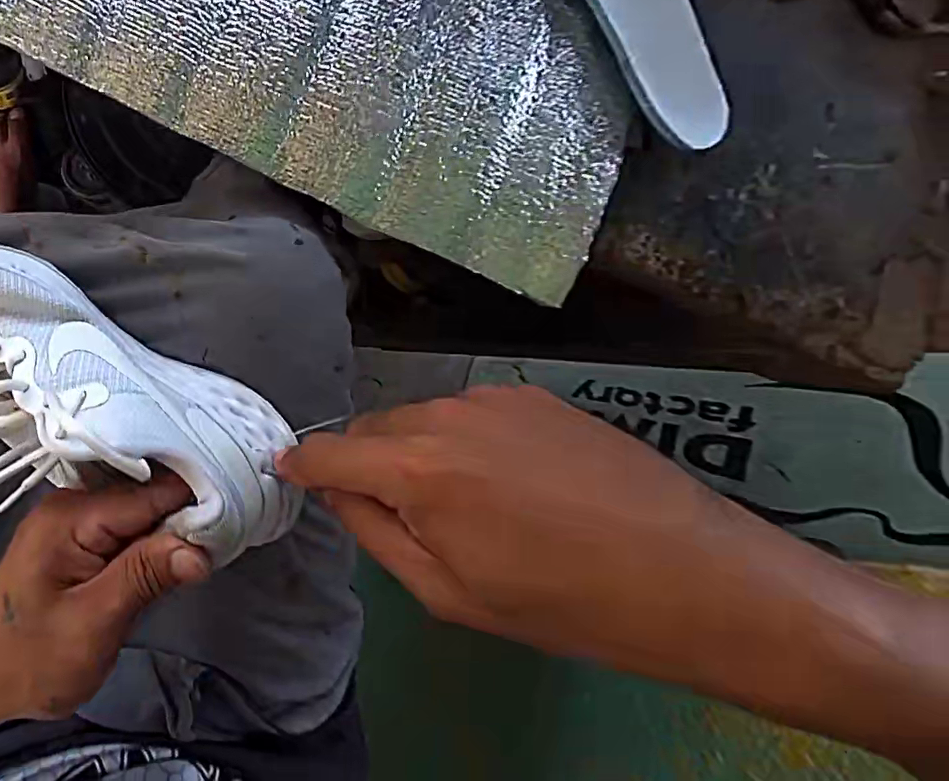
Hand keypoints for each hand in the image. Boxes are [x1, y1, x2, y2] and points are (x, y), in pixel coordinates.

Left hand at [0, 108, 31, 213]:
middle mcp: (0, 147)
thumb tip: (24, 134)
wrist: (10, 205)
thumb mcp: (33, 163)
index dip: (17, 113)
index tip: (18, 110)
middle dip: (1, 117)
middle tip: (5, 115)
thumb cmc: (27, 188)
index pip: (15, 122)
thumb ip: (27, 145)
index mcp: (17, 145)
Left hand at [0, 473, 210, 780]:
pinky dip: (150, 534)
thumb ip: (143, 577)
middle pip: (142, 494)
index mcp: (71, 515)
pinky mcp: (74, 538)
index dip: (193, 499)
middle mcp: (70, 505)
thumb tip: (200, 548)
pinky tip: (177, 544)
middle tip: (238, 514)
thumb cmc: (30, 655)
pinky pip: (121, 525)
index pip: (146, 494)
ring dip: (171, 521)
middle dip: (186, 506)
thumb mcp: (92, 622)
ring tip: (218, 526)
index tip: (240, 502)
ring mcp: (71, 520)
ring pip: (134, 509)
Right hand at [277, 385, 948, 773]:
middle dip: (365, 464)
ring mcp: (488, 399)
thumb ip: (372, 532)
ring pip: (414, 420)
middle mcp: (439, 417)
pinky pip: (465, 413)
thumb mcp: (449, 593)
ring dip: (416, 452)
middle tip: (407, 512)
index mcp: (414, 470)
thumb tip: (337, 490)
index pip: (323, 452)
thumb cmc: (569, 605)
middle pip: (366, 431)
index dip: (299, 465)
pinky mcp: (530, 395)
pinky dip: (463, 440)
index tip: (288, 472)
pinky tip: (516, 478)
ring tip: (474, 499)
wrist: (713, 585)